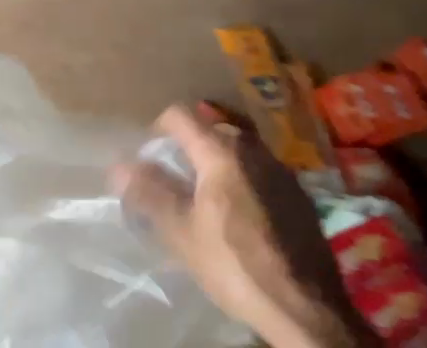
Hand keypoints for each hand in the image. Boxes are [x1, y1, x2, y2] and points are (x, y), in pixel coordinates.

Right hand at [111, 106, 374, 347]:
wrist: (306, 310)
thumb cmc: (235, 265)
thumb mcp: (181, 232)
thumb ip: (149, 192)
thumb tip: (119, 165)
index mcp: (222, 153)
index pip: (179, 116)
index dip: (157, 130)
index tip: (150, 158)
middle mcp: (254, 151)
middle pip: (211, 129)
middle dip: (189, 147)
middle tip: (176, 180)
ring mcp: (283, 174)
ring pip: (240, 151)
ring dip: (218, 164)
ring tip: (207, 199)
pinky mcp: (301, 198)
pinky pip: (262, 173)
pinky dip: (244, 182)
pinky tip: (241, 218)